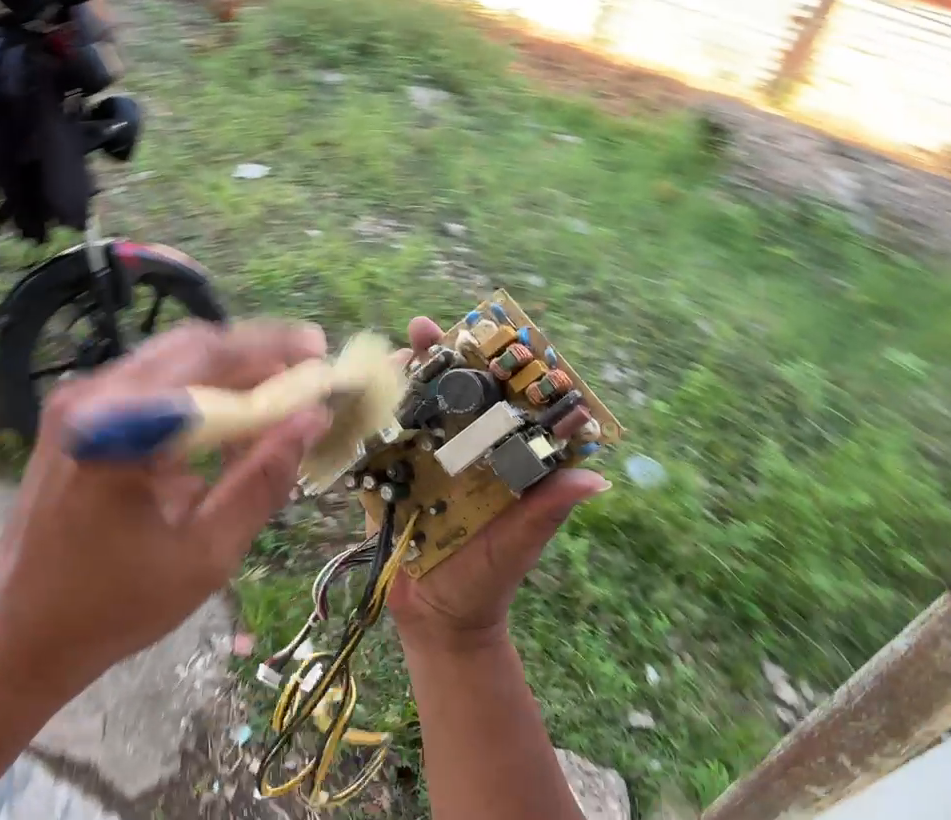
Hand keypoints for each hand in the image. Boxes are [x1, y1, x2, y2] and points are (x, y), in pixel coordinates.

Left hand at [0, 320, 333, 690]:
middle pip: (190, 346)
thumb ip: (262, 480)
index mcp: (119, 427)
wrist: (21, 628)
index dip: (271, 351)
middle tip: (304, 376)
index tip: (320, 355)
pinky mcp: (74, 414)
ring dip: (225, 370)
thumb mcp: (205, 554)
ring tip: (275, 395)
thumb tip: (311, 420)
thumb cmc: (115, 604)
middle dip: (254, 355)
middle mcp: (92, 396)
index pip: (209, 360)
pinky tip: (224, 418)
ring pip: (169, 359)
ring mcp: (77, 400)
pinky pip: (148, 383)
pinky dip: (193, 390)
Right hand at [386, 317, 609, 652]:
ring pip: (411, 406)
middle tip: (421, 329)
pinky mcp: (387, 476)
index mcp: (498, 457)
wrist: (437, 620)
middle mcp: (461, 449)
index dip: (496, 364)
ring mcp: (421, 460)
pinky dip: (365, 415)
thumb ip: (546, 509)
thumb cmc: (487, 581)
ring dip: (399, 376)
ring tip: (387, 354)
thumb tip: (595, 477)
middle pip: (451, 392)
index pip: (501, 399)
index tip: (487, 334)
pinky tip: (355, 396)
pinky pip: (375, 439)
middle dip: (437, 356)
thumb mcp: (518, 543)